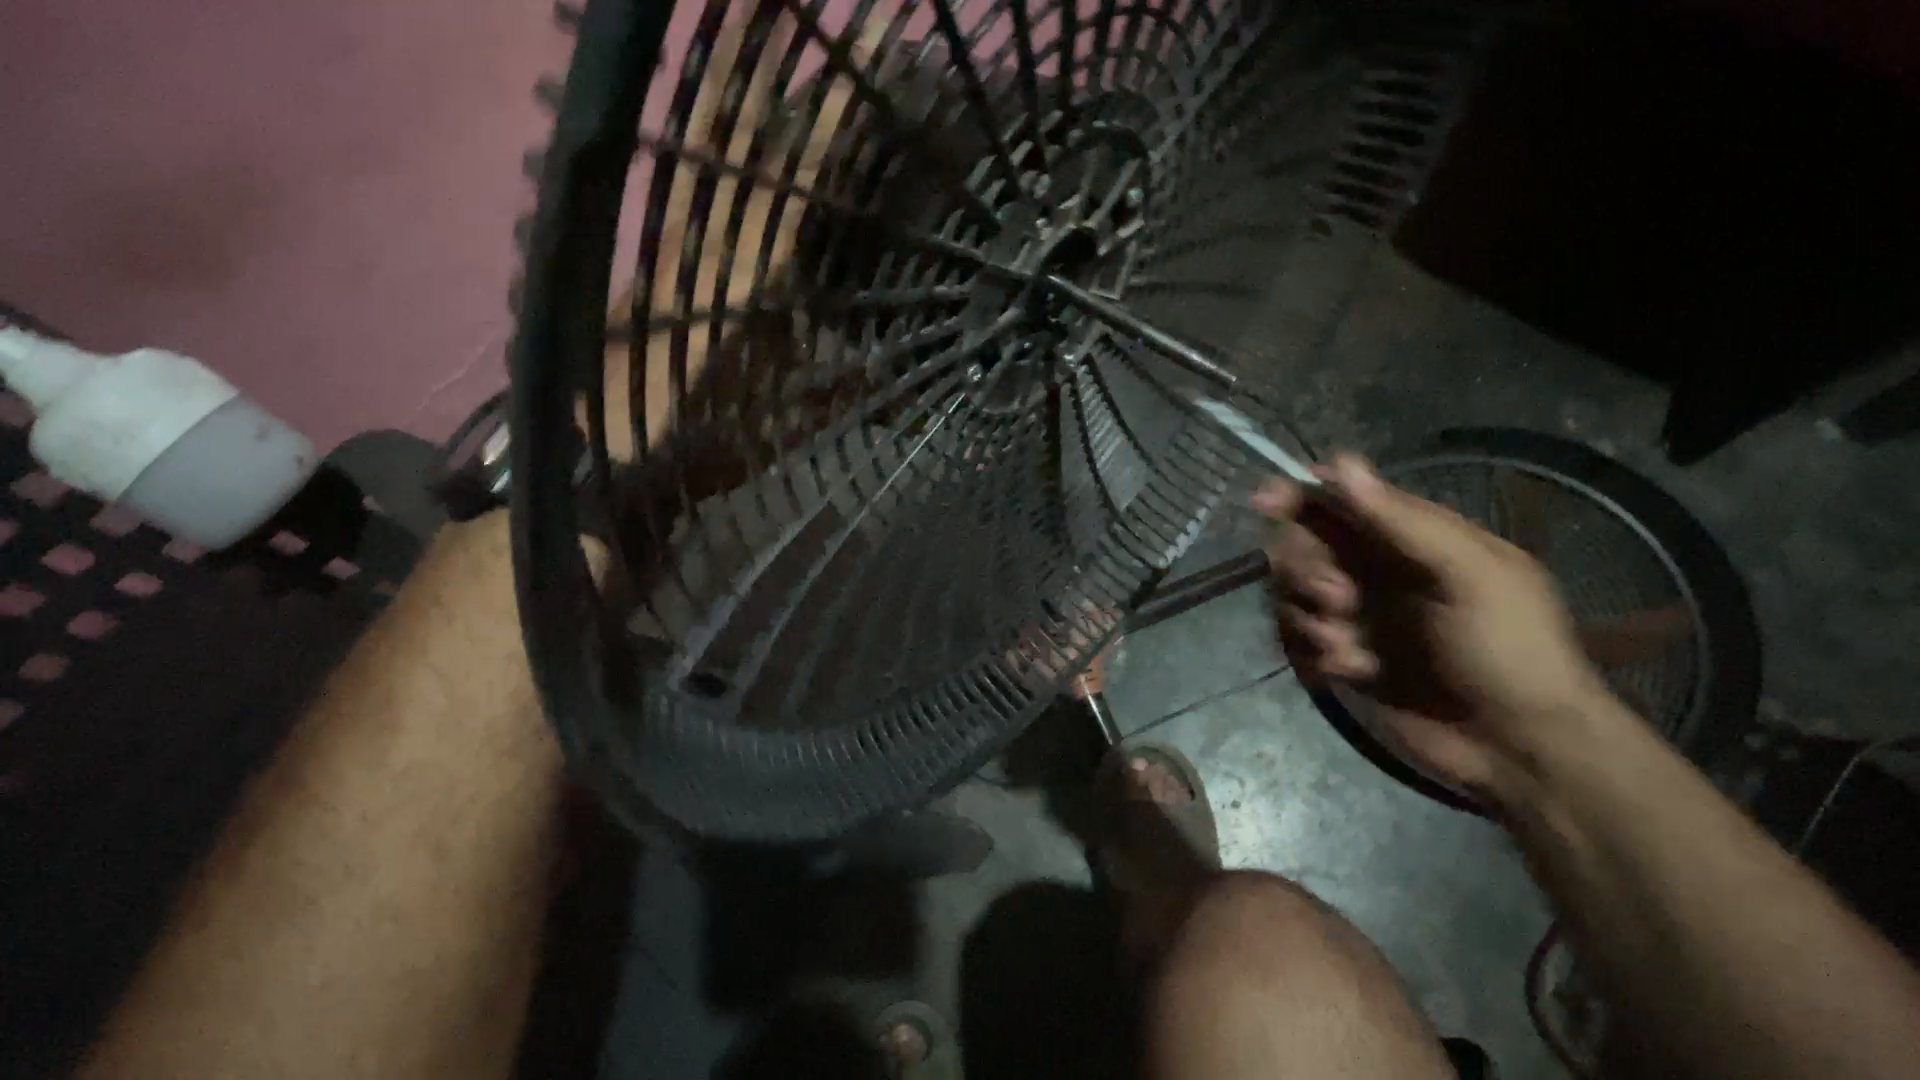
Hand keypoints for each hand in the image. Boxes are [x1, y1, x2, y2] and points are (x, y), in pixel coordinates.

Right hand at [1255, 455, 1622, 801]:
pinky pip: (1297, 643)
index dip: (1300, 497)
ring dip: (1307, 619)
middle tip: (1338, 601)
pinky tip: (1346, 672)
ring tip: (1346, 649)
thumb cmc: (1508, 650)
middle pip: (1304, 548)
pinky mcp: (1346, 662)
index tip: (1265, 501)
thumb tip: (1341, 462)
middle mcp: (1378, 573)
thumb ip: (1402, 521)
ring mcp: (1360, 619)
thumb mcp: (1469, 574)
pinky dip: (1311, 654)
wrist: (1518, 748)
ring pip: (1293, 597)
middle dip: (1306, 571)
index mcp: (1413, 541)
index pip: (1343, 503)